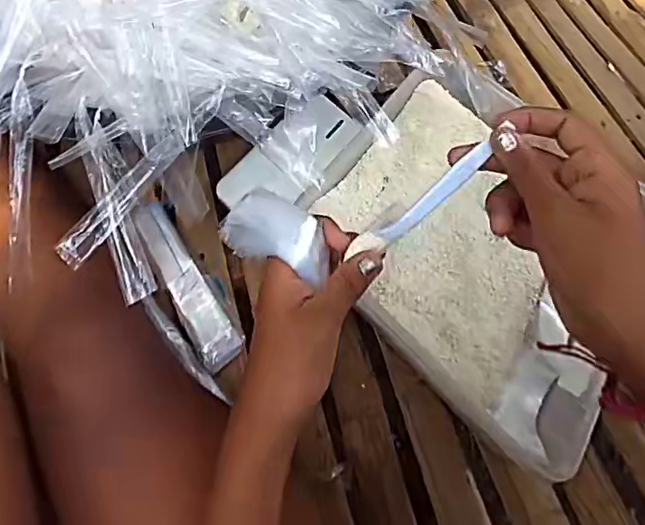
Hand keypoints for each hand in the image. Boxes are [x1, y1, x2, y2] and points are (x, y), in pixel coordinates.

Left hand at [240, 219, 381, 425]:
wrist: (271, 416)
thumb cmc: (292, 364)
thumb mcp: (326, 315)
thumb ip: (349, 280)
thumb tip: (374, 252)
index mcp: (281, 268)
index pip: (307, 228)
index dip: (333, 234)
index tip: (354, 254)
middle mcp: (282, 277)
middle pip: (315, 245)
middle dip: (342, 250)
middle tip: (362, 269)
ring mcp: (290, 297)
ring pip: (320, 267)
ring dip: (341, 270)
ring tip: (359, 284)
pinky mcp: (298, 316)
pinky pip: (320, 287)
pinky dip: (337, 288)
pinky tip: (349, 301)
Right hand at [469, 109, 644, 396]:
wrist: (629, 335)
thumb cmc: (598, 266)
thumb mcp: (555, 213)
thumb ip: (526, 170)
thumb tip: (503, 133)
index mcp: (597, 168)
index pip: (562, 125)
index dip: (528, 121)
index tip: (492, 129)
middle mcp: (587, 184)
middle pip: (538, 159)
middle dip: (502, 164)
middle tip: (459, 163)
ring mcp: (576, 214)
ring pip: (530, 191)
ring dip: (507, 202)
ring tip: (498, 226)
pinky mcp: (565, 240)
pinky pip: (533, 218)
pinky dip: (518, 223)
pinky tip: (510, 238)